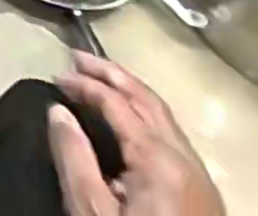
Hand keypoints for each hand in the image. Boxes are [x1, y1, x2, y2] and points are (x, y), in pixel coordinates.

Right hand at [49, 52, 224, 215]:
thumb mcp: (90, 210)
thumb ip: (73, 155)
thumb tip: (59, 111)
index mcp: (159, 160)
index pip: (117, 103)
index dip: (83, 84)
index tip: (53, 77)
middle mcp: (186, 162)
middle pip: (149, 101)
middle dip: (112, 74)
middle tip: (76, 57)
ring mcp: (202, 181)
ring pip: (166, 119)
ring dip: (130, 93)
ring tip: (98, 79)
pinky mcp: (204, 199)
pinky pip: (173, 139)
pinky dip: (145, 116)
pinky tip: (125, 120)